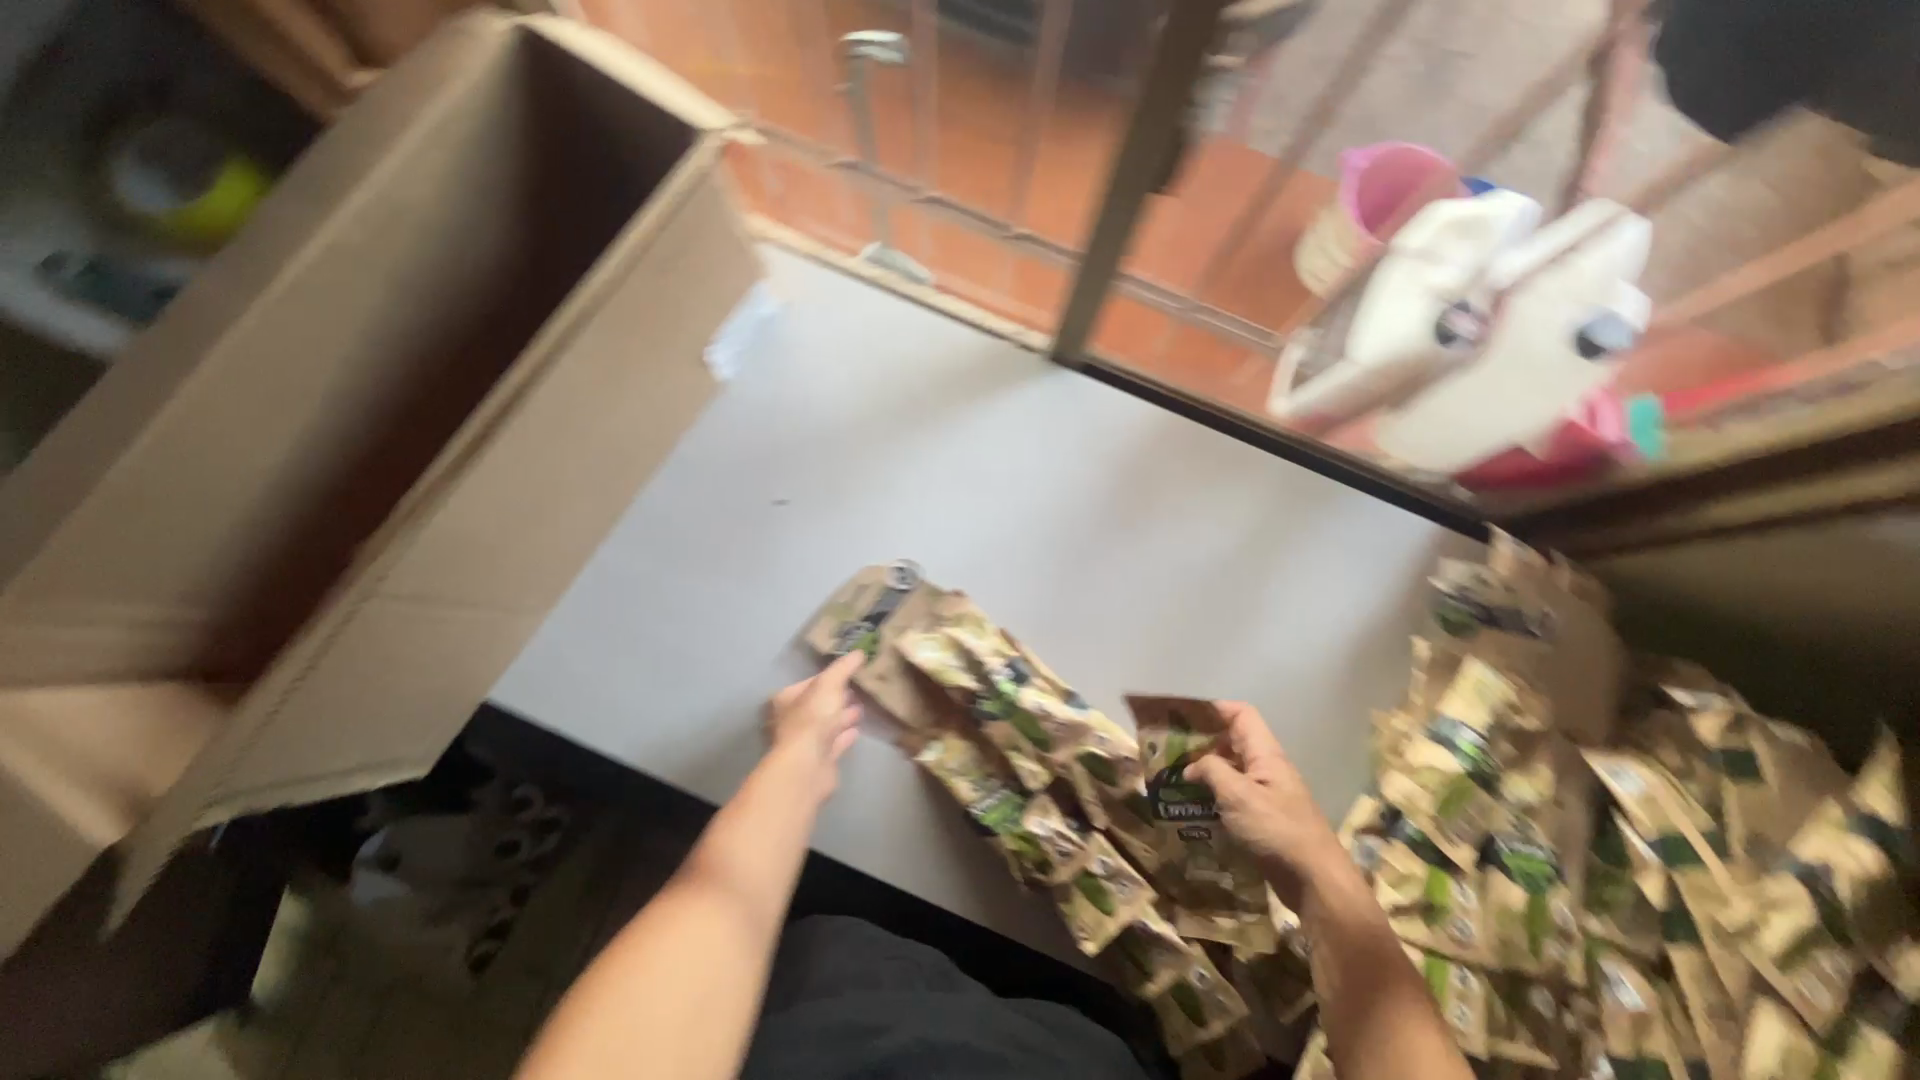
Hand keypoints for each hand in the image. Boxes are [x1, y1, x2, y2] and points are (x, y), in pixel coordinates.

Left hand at [765, 652, 863, 796]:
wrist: (808, 765)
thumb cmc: (812, 719)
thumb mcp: (829, 684)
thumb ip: (843, 668)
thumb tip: (859, 652)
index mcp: (787, 700)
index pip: (810, 683)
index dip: (829, 677)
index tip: (849, 673)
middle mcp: (791, 720)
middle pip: (818, 705)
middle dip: (836, 698)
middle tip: (857, 691)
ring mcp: (804, 743)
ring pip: (826, 725)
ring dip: (842, 717)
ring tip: (861, 708)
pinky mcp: (819, 760)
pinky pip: (834, 743)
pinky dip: (844, 736)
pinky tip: (857, 731)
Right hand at [1187, 702, 1352, 910]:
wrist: (1313, 880)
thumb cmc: (1276, 829)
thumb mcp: (1237, 796)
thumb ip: (1212, 771)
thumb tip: (1192, 767)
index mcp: (1266, 754)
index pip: (1241, 714)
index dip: (1214, 709)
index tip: (1183, 716)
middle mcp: (1268, 769)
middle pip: (1234, 741)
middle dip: (1202, 742)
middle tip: (1170, 750)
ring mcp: (1268, 794)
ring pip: (1232, 771)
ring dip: (1206, 772)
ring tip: (1175, 779)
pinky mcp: (1264, 819)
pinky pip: (1235, 797)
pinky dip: (1214, 797)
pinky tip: (1194, 808)